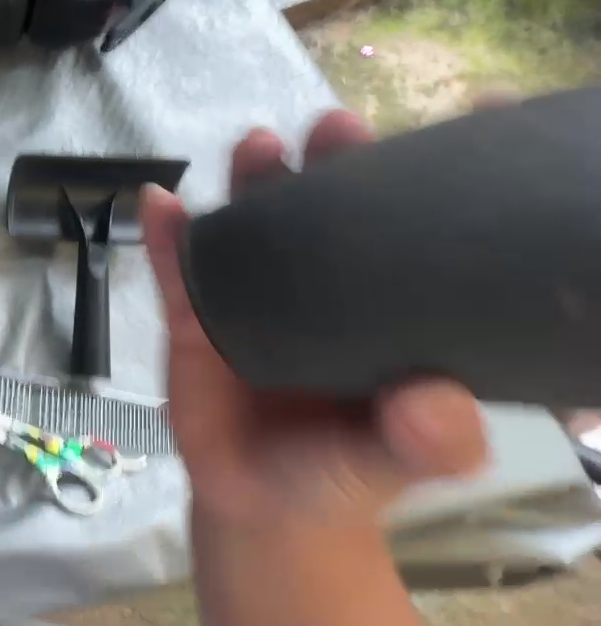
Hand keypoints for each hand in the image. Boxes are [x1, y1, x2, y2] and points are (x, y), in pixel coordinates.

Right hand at [140, 111, 489, 527]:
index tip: (469, 125)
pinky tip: (157, 202)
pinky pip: (175, 271)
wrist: (256, 500)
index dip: (444, 184)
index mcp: (390, 316)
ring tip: (256, 145)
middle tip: (336, 126)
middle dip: (335, 164)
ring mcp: (251, 301)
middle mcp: (324, 294)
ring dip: (252, 182)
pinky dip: (164, 235)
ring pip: (251, 229)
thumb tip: (431, 400)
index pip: (423, 241)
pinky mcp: (192, 318)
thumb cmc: (340, 475)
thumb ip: (423, 441)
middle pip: (329, 217)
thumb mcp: (396, 462)